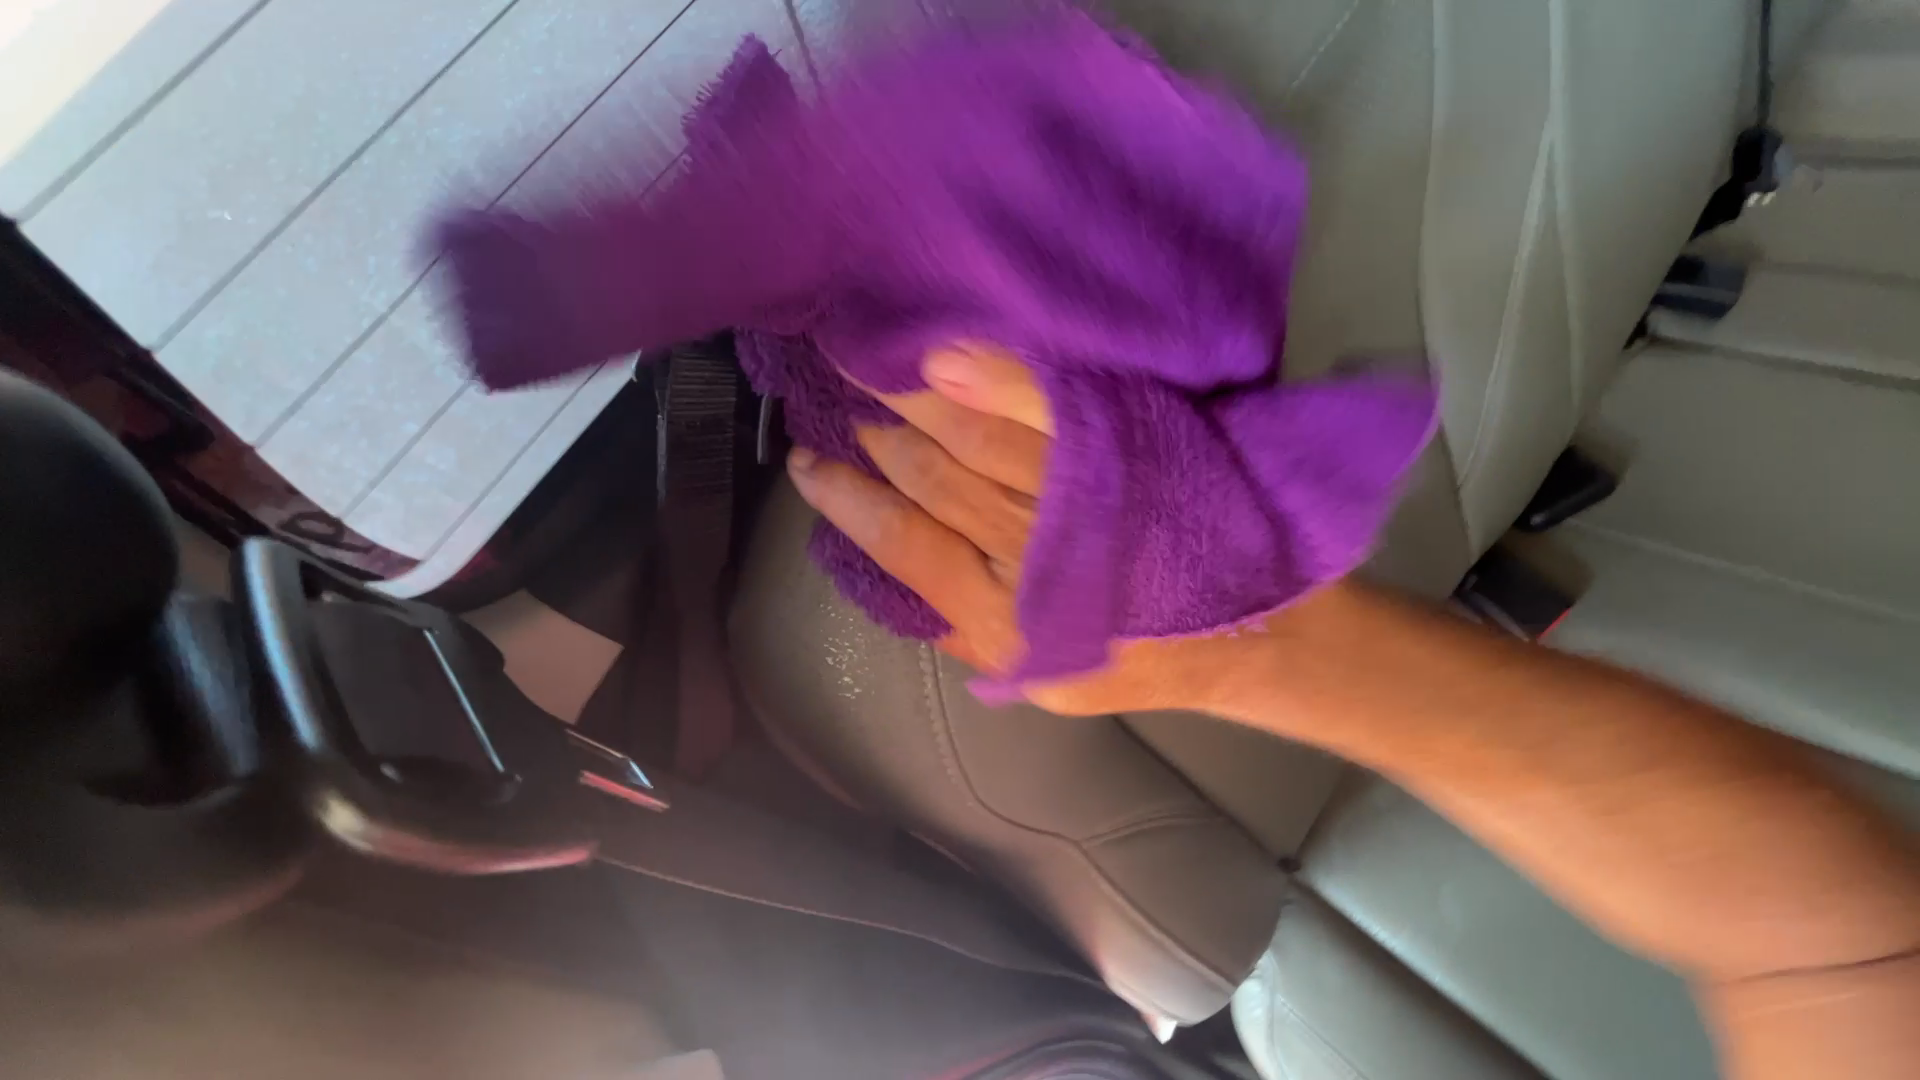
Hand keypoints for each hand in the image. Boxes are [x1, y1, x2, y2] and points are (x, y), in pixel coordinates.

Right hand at [785, 344, 1314, 715]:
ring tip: (883, 366)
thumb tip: (899, 571)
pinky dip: (1004, 383)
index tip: (808, 464)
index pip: (909, 549)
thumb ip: (968, 633)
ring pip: (987, 442)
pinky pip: (1058, 413)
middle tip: (844, 387)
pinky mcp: (1135, 462)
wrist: (1256, 634)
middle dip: (886, 435)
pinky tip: (959, 358)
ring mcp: (1088, 507)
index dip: (852, 503)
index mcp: (1010, 626)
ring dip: (926, 402)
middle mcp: (1041, 563)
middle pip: (943, 482)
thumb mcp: (1043, 677)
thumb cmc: (1137, 661)